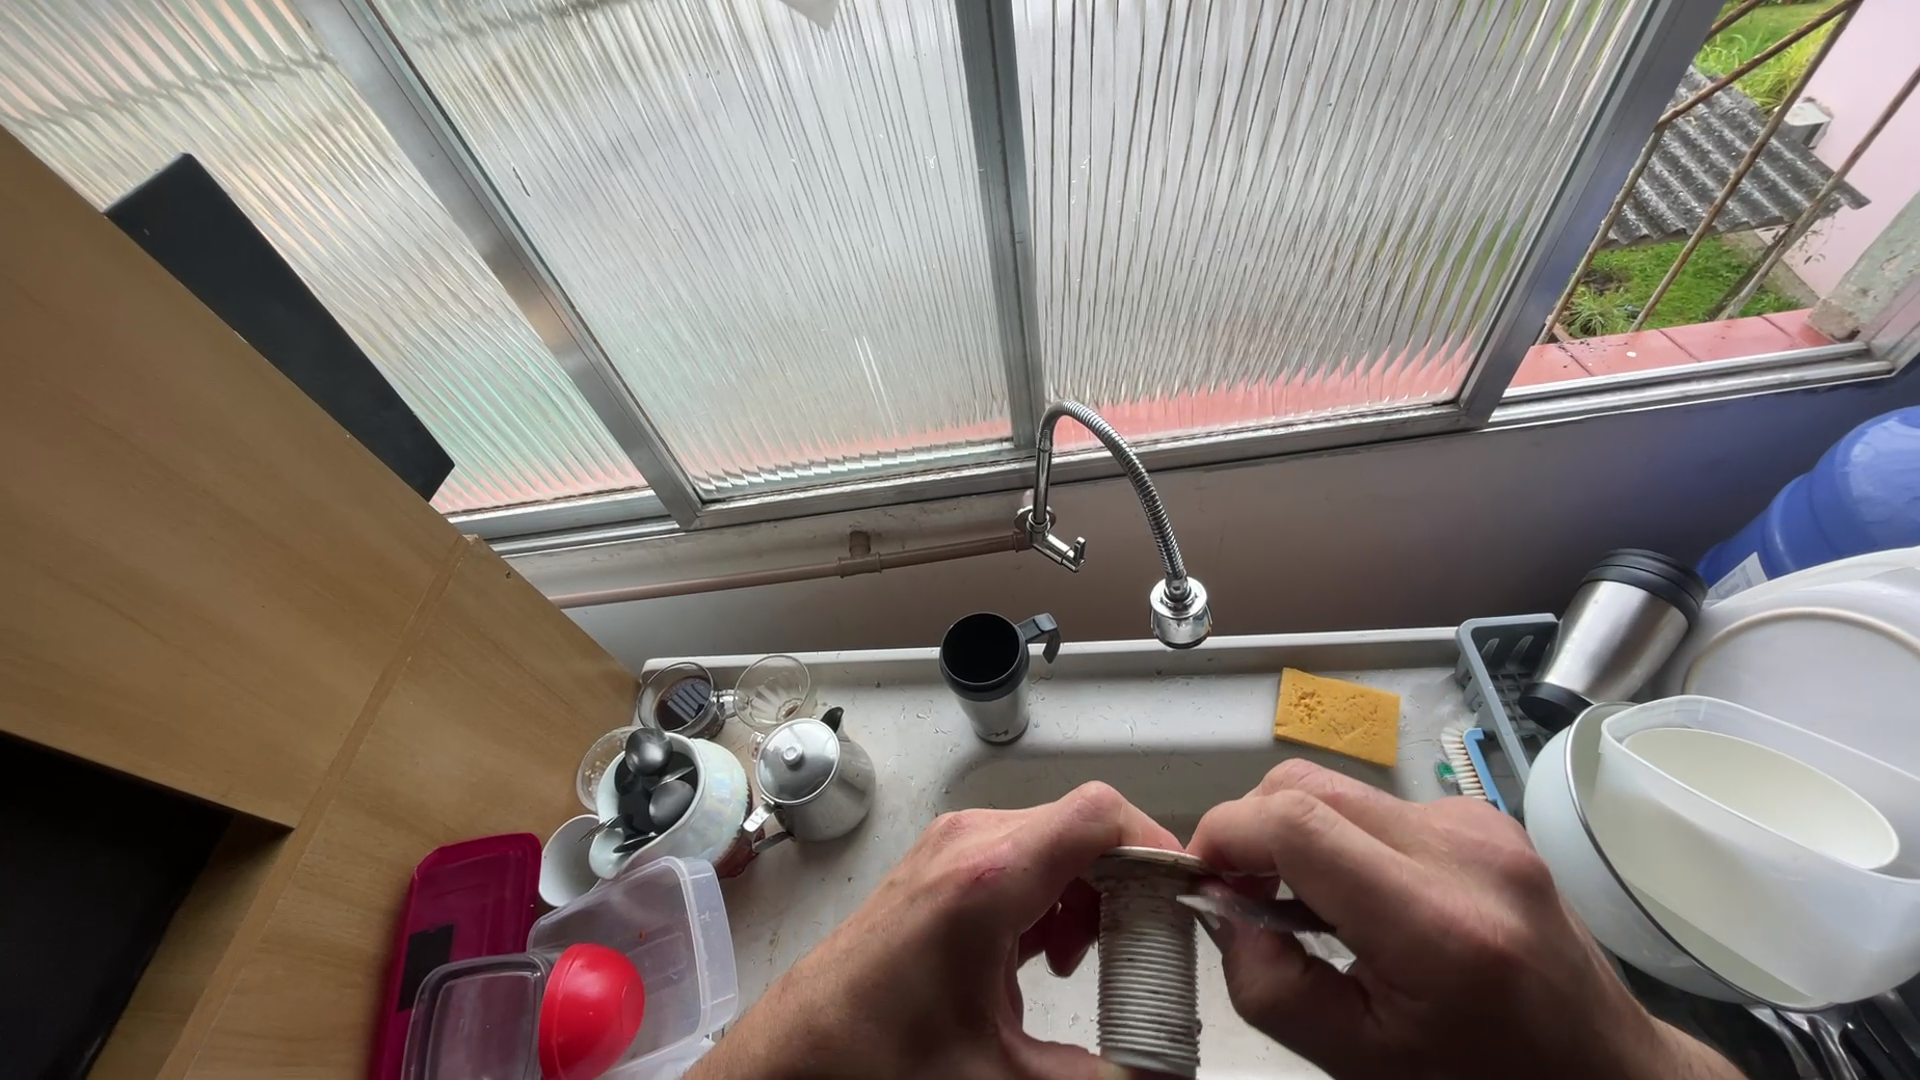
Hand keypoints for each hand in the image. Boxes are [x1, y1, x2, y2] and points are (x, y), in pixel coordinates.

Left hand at [688, 782, 1177, 1079]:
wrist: (796, 1055)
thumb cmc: (883, 1060)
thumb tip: (1170, 1076)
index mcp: (989, 876)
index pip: (1099, 815)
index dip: (1156, 845)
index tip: (1184, 899)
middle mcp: (971, 840)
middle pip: (1081, 826)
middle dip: (1126, 884)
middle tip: (1144, 951)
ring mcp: (951, 844)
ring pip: (1052, 838)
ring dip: (1086, 891)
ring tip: (1086, 961)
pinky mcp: (940, 861)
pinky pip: (1019, 853)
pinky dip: (1050, 892)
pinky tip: (1045, 953)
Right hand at [1187, 760, 1740, 1079]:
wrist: (1610, 1079)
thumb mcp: (1354, 1062)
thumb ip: (1265, 980)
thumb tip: (1216, 901)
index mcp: (1440, 927)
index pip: (1294, 823)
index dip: (1225, 833)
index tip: (1202, 874)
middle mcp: (1465, 852)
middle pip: (1304, 786)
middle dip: (1249, 827)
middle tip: (1241, 889)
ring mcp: (1479, 824)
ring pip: (1330, 786)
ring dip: (1290, 830)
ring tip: (1301, 898)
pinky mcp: (1479, 814)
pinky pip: (1370, 801)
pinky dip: (1335, 834)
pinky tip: (1355, 890)